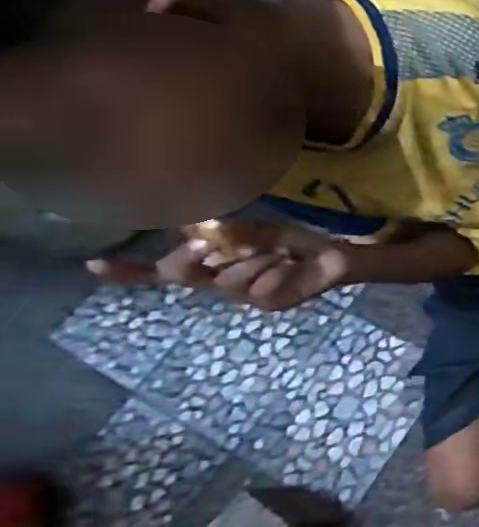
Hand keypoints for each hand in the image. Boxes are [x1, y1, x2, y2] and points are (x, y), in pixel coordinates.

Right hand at [88, 222, 353, 311]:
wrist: (338, 255)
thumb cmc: (296, 240)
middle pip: (180, 276)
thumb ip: (227, 230)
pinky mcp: (271, 303)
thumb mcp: (260, 229)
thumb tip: (192, 223)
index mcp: (211, 262)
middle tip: (202, 244)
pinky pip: (261, 290)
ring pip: (228, 281)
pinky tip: (291, 266)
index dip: (127, 271)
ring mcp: (244, 294)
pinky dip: (276, 273)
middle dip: (185, 259)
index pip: (160, 271)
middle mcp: (219, 280)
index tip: (92, 265)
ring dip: (253, 262)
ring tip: (279, 254)